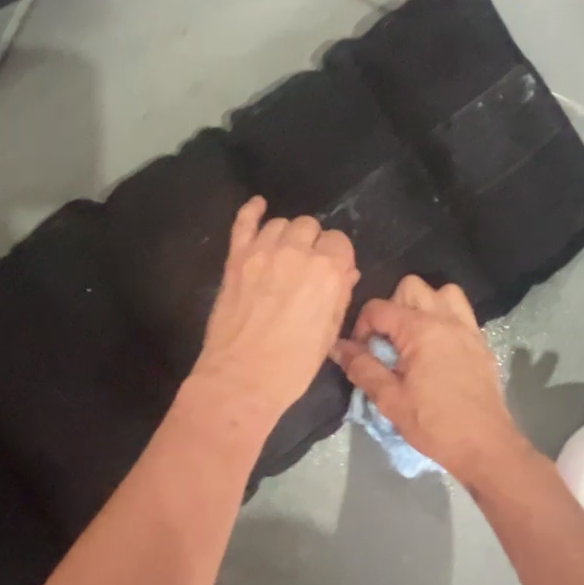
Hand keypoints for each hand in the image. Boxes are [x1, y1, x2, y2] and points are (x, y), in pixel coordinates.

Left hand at [184, 197, 359, 434]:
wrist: (242, 378)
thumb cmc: (293, 365)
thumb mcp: (328, 333)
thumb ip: (340, 295)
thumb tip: (346, 272)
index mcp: (329, 271)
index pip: (339, 242)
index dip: (336, 256)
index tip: (330, 272)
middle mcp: (298, 253)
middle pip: (310, 227)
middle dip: (312, 244)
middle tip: (305, 269)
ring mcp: (263, 251)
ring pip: (281, 224)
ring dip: (286, 236)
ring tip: (283, 256)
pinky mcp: (236, 258)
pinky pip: (245, 222)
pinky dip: (252, 211)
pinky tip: (258, 206)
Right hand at [332, 275, 531, 485]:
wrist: (485, 446)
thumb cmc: (434, 424)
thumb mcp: (389, 399)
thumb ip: (362, 367)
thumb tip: (339, 347)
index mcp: (420, 329)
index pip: (378, 308)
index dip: (361, 327)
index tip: (361, 353)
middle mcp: (445, 318)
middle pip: (410, 287)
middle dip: (391, 308)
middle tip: (387, 341)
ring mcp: (467, 328)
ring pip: (441, 292)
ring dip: (422, 305)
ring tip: (413, 336)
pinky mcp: (480, 341)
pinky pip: (461, 312)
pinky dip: (444, 317)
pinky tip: (436, 347)